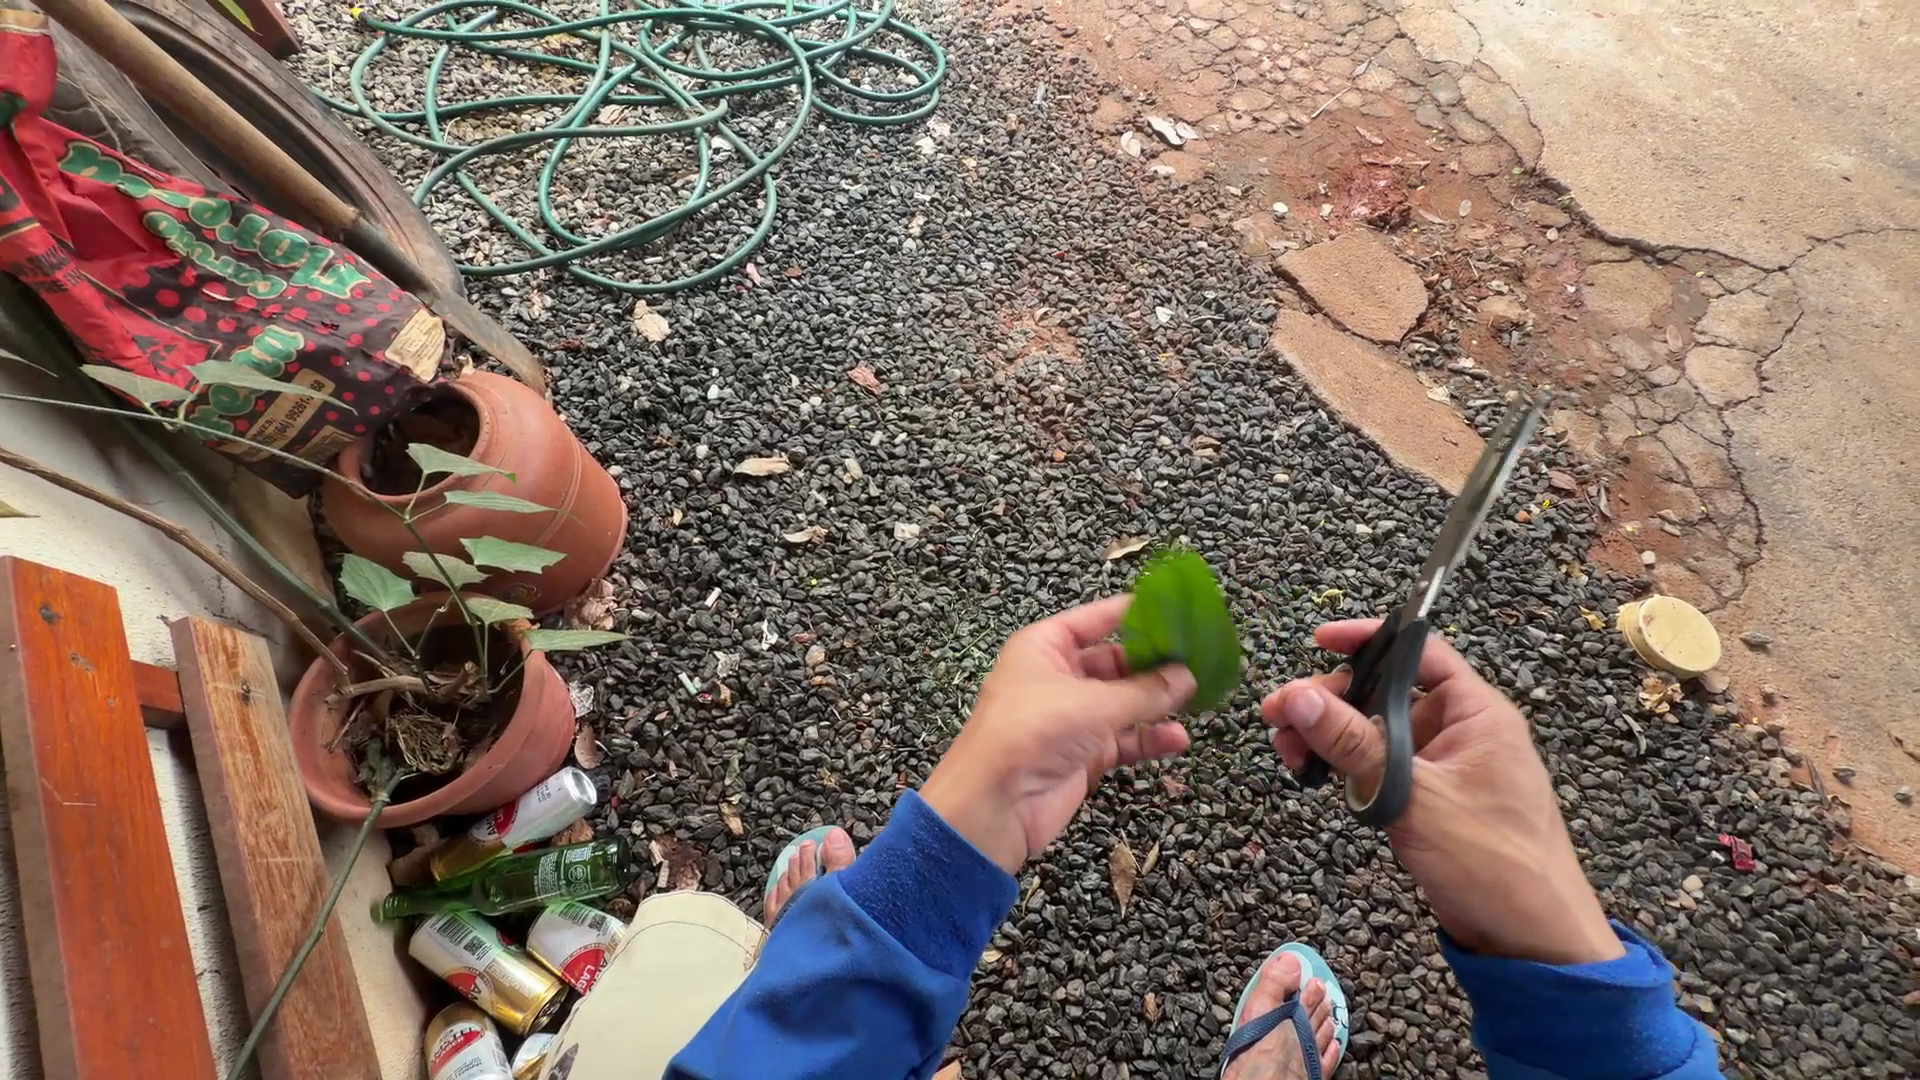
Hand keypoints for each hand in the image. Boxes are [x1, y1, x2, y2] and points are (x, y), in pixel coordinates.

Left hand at [921, 596, 1196, 873]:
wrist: (994, 803)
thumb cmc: (1033, 731)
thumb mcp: (1094, 703)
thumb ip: (1145, 690)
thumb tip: (1188, 675)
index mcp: (1044, 646)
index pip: (1094, 619)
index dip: (1132, 613)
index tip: (1175, 608)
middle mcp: (1056, 676)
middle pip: (1113, 661)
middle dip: (1153, 661)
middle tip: (1199, 657)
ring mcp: (1070, 716)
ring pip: (1122, 701)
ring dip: (1155, 701)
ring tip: (1198, 694)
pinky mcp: (1081, 753)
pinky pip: (1122, 739)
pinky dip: (1148, 738)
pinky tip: (1178, 738)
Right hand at [1261, 620, 1623, 965]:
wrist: (1530, 943)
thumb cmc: (1491, 861)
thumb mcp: (1414, 794)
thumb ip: (1352, 743)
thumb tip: (1296, 696)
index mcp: (1473, 713)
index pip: (1419, 651)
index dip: (1369, 638)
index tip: (1319, 641)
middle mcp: (1453, 728)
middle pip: (1380, 690)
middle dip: (1326, 698)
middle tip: (1279, 713)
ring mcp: (1435, 761)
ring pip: (1368, 727)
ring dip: (1324, 732)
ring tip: (1285, 748)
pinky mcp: (1420, 792)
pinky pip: (1370, 760)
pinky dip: (1338, 761)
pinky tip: (1307, 769)